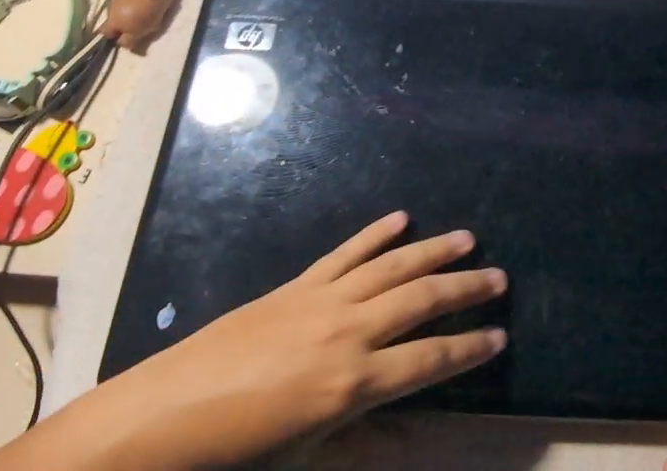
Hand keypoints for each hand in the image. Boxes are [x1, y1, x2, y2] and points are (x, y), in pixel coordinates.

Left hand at [0, 211, 507, 470]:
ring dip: (432, 251)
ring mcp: (323, 301)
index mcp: (354, 383)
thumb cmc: (240, 449)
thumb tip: (415, 440)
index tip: (500, 336)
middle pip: (421, 302)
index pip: (430, 360)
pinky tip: (400, 218)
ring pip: (392, 267)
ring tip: (467, 238)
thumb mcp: (307, 455)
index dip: (469, 349)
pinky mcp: (298, 284)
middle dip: (465, 289)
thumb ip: (365, 443)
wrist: (167, 415)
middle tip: (499, 277)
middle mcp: (348, 332)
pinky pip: (345, 253)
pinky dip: (374, 234)